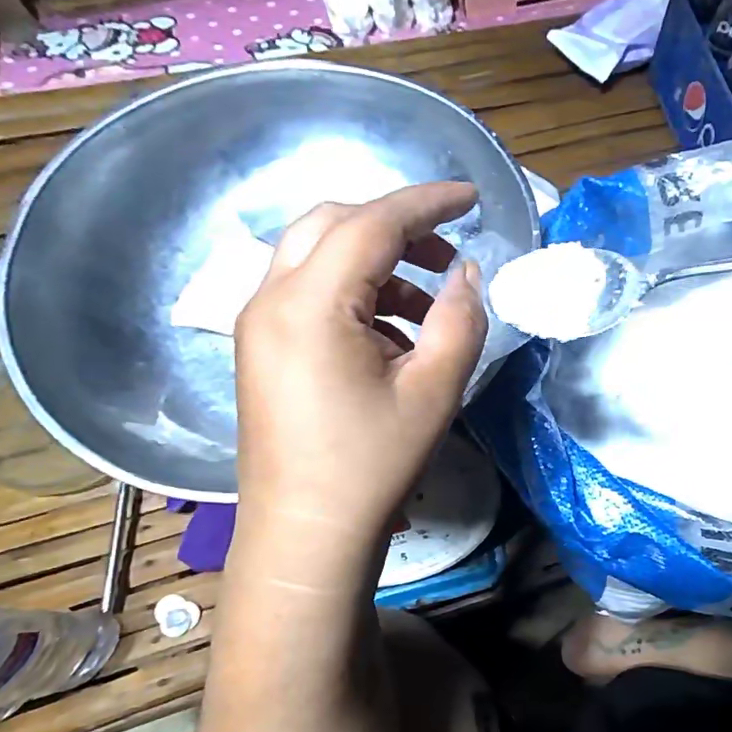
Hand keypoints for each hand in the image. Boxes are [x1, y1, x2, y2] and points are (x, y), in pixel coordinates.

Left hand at [234, 183, 485, 537]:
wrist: (307, 534)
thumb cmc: (373, 465)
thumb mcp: (434, 391)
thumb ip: (460, 320)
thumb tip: (467, 273)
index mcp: (310, 304)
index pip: (372, 224)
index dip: (427, 202)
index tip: (473, 197)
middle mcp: (270, 299)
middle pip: (334, 223)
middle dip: (397, 226)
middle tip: (448, 255)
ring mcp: (258, 324)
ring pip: (318, 255)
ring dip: (377, 262)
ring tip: (430, 308)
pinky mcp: (262, 348)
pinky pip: (308, 292)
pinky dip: (356, 292)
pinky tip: (393, 338)